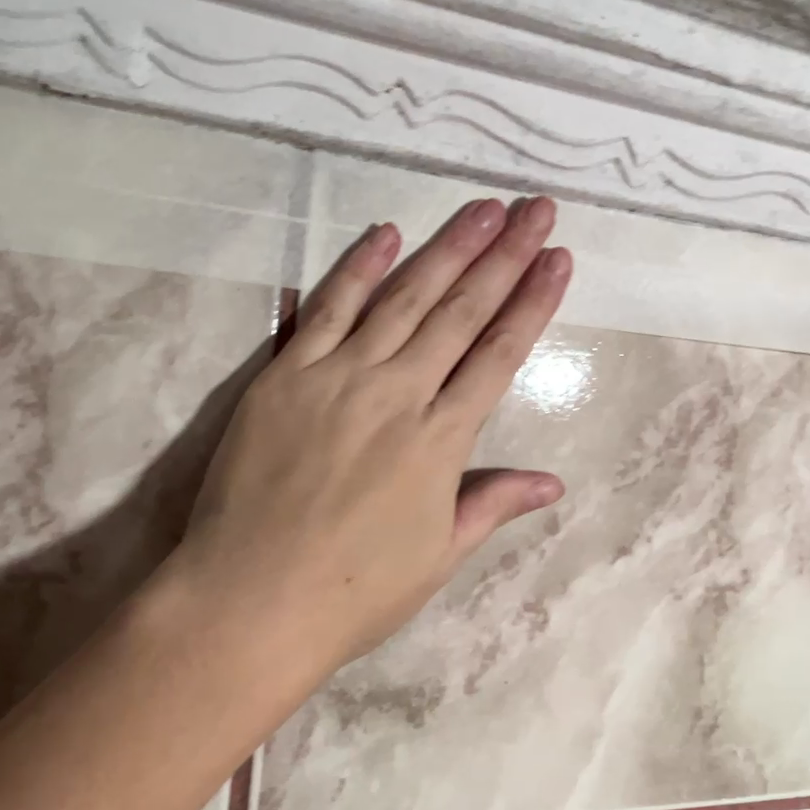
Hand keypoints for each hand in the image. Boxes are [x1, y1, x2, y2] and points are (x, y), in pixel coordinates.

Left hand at [168, 197, 571, 665]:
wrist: (250, 600)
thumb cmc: (353, 592)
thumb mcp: (437, 556)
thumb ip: (491, 503)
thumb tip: (553, 482)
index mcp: (441, 441)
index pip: (499, 355)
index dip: (533, 303)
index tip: (559, 258)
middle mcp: (397, 394)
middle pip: (460, 312)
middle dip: (504, 256)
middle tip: (536, 209)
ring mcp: (338, 378)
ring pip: (403, 299)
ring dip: (446, 249)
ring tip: (482, 209)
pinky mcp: (284, 376)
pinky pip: (326, 310)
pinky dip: (357, 269)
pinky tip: (386, 233)